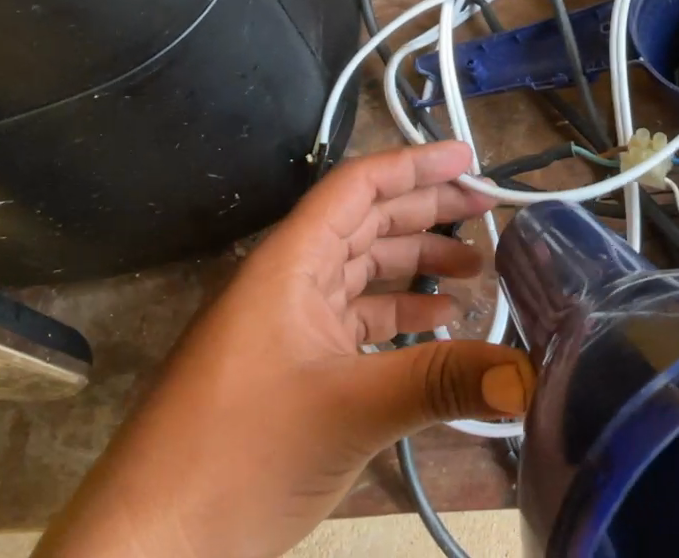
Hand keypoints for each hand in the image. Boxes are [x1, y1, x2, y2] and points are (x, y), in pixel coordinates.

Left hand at [37, 142, 533, 557]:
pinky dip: (395, 315)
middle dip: (426, 211)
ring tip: (475, 270)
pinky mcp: (288, 365)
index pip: (357, 187)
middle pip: (364, 223)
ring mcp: (284, 324)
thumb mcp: (350, 411)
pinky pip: (352, 319)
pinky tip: (435, 325)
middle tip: (487, 209)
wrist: (150, 542)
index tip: (468, 158)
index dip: (414, 165)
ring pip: (360, 272)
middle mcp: (286, 280)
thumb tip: (527, 374)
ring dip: (414, 265)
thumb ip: (442, 382)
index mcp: (289, 262)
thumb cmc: (239, 456)